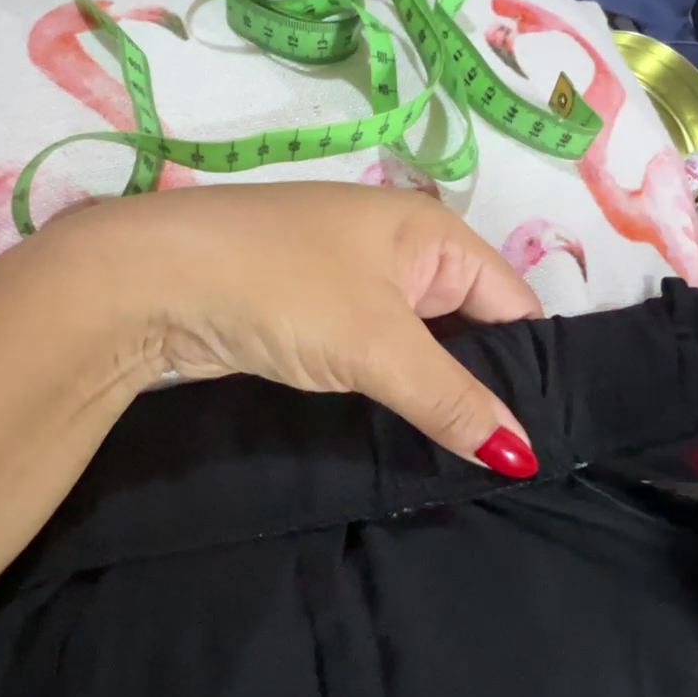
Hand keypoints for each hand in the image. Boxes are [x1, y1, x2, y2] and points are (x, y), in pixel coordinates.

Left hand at [29, 182, 544, 475]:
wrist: (151, 280)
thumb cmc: (281, 288)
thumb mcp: (376, 344)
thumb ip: (452, 399)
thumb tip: (522, 455)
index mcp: (432, 232)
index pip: (513, 303)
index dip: (532, 369)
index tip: (546, 441)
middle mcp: (401, 252)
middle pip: (469, 326)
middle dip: (485, 388)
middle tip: (513, 464)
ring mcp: (355, 285)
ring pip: (421, 348)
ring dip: (438, 396)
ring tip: (473, 464)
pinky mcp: (317, 318)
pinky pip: (378, 359)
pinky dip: (395, 393)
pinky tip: (414, 438)